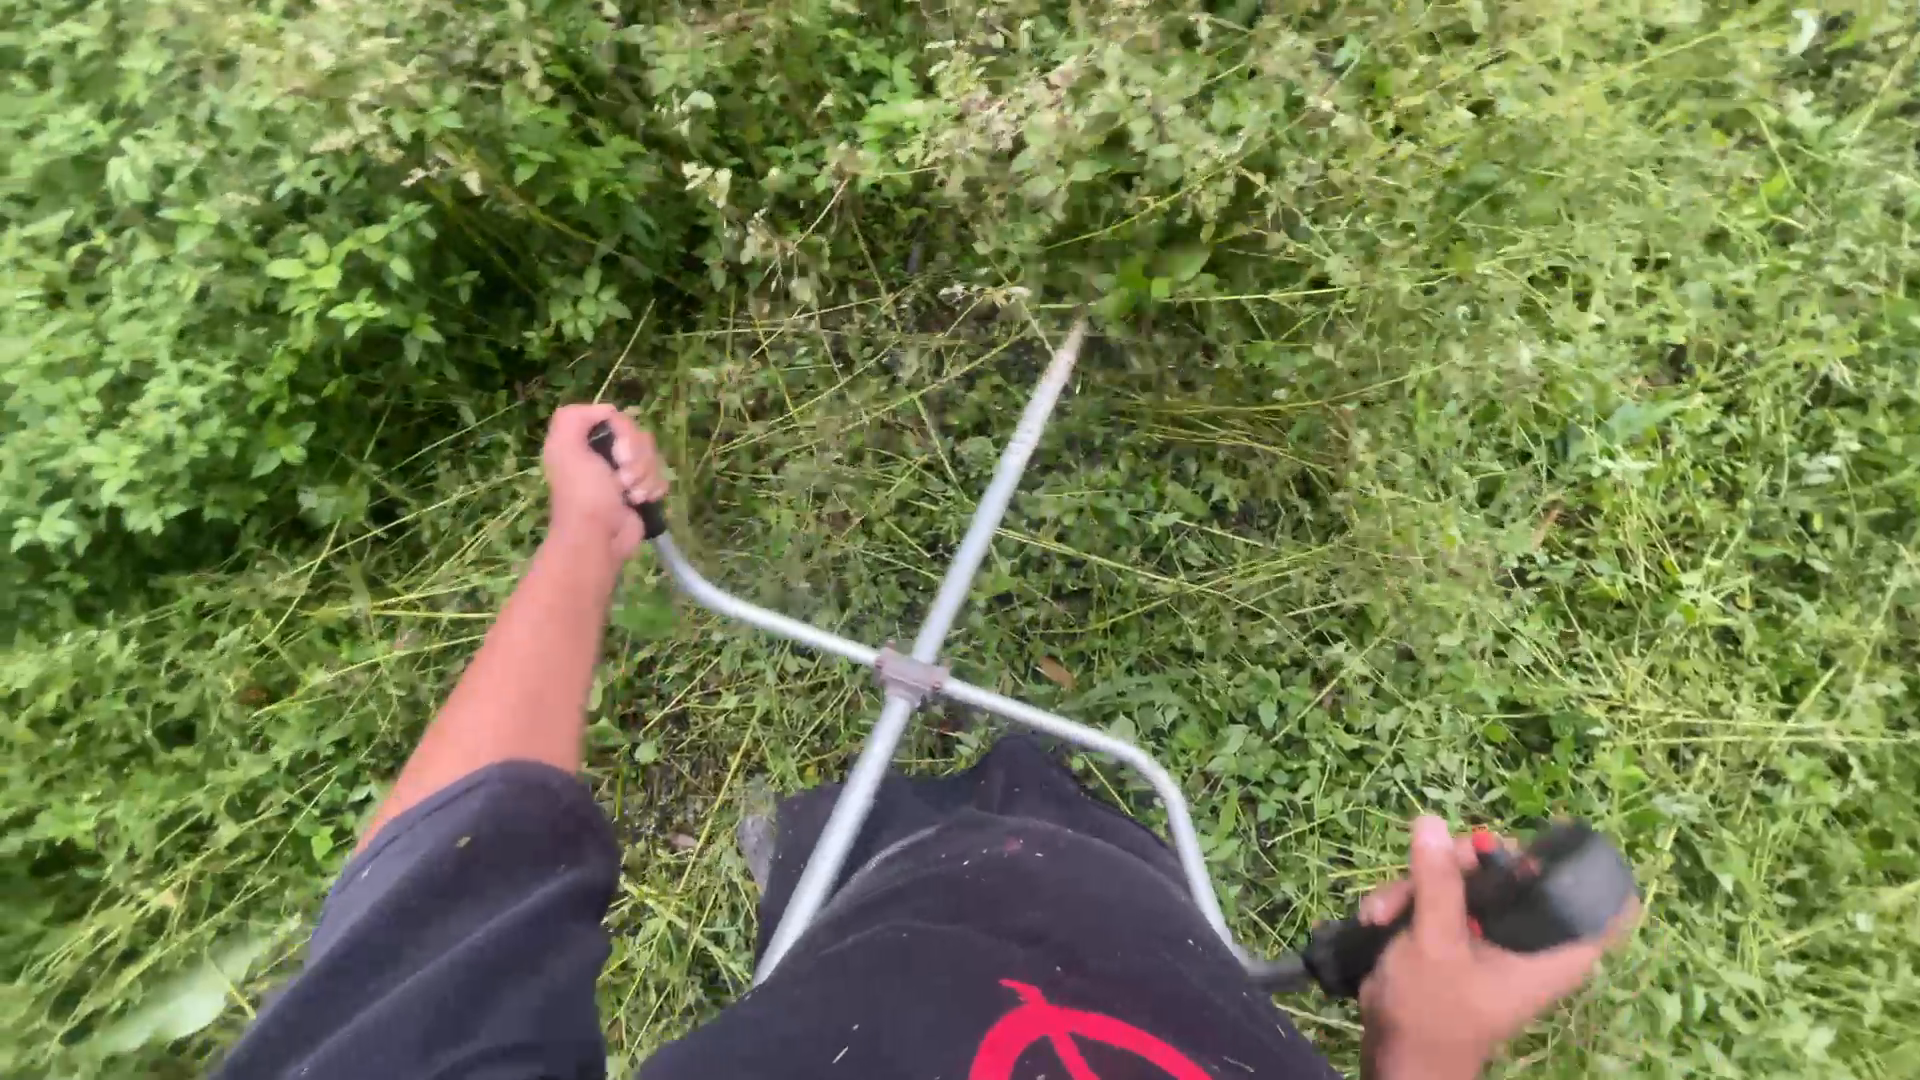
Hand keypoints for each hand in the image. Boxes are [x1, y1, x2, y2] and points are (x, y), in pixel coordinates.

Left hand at [541, 404, 666, 562]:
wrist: (600, 536)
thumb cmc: (584, 493)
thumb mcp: (565, 447)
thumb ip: (574, 417)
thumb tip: (608, 410)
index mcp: (585, 440)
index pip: (621, 420)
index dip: (626, 435)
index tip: (618, 454)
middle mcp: (605, 453)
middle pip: (641, 438)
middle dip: (637, 460)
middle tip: (622, 480)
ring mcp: (625, 473)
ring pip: (653, 458)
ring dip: (645, 478)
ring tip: (631, 496)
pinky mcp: (642, 491)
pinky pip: (661, 478)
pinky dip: (654, 490)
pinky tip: (640, 501)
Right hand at [1358, 817, 1637, 1079]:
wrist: (1395, 1053)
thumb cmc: (1434, 1010)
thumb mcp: (1435, 941)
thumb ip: (1438, 882)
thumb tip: (1431, 821)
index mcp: (1548, 951)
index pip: (1596, 905)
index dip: (1579, 866)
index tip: (1549, 832)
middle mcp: (1521, 938)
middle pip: (1507, 874)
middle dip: (1457, 863)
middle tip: (1428, 860)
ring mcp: (1481, 936)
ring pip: (1458, 880)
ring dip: (1414, 885)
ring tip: (1384, 910)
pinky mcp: (1447, 936)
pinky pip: (1430, 897)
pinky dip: (1401, 901)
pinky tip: (1376, 917)